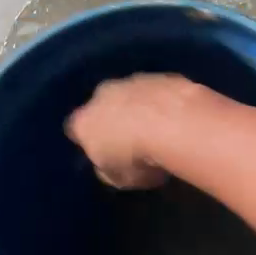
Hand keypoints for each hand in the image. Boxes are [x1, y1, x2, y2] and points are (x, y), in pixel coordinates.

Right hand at [66, 75, 209, 188]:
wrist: (177, 124)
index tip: (107, 154)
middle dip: (114, 119)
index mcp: (84, 122)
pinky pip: (158, 90)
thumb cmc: (140, 159)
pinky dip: (164, 100)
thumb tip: (107, 166)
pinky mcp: (162, 75)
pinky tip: (178, 115)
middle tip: (134, 138)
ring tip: (161, 127)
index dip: (91, 142)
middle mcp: (102, 95)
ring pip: (131, 94)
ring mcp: (132, 80)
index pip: (77, 132)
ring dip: (141, 107)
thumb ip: (108, 171)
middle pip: (103, 106)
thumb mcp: (120, 180)